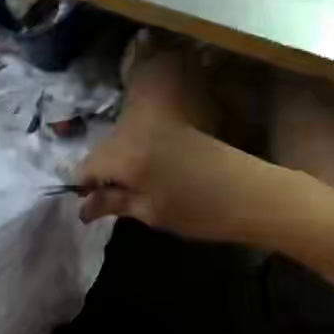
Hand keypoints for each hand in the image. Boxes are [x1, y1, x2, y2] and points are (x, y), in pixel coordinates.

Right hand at [76, 111, 297, 246]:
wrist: (250, 191)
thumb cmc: (198, 209)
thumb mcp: (149, 212)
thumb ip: (113, 203)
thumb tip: (83, 207)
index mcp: (124, 153)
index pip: (85, 166)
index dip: (83, 187)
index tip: (92, 207)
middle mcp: (133, 129)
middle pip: (100, 150)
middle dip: (99, 173)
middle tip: (110, 200)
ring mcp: (152, 121)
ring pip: (117, 141)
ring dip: (117, 163)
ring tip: (131, 189)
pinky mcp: (169, 121)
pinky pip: (137, 135)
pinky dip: (134, 154)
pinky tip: (147, 174)